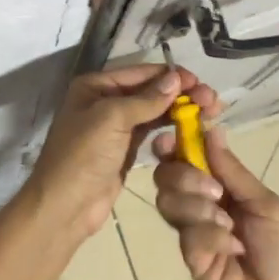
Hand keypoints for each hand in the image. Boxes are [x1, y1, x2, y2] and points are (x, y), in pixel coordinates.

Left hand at [28, 64, 220, 239]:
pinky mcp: (125, 149)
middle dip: (181, 93)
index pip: (140, 73)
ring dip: (180, 110)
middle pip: (150, 91)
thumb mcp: (111, 119)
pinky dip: (171, 128)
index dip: (171, 76)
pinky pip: (152, 131)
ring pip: (154, 111)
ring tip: (211, 111)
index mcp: (95, 86)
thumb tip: (175, 78)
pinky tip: (192, 127)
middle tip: (213, 101)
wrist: (65, 206)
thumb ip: (145, 99)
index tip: (200, 82)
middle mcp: (105, 101)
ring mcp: (115, 127)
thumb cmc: (83, 155)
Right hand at [152, 129, 278, 279]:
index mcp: (219, 185)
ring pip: (167, 200)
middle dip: (185, 175)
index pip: (185, 156)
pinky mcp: (188, 255)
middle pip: (166, 174)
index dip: (174, 144)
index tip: (171, 140)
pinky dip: (210, 236)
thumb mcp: (265, 203)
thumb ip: (233, 170)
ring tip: (227, 224)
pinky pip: (186, 233)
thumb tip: (212, 129)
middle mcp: (198, 203)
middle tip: (215, 191)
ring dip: (198, 206)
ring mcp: (190, 230)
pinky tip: (232, 249)